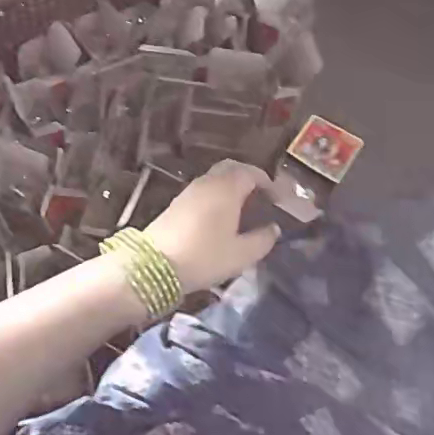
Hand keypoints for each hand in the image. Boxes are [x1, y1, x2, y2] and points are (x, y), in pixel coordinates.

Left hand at [144, 159, 280, 293]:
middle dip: (248, 178)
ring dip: (231, 187)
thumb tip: (273, 228)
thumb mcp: (241, 254)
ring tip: (244, 209)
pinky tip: (221, 217)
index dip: (268, 182)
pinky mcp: (176, 204)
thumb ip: (262, 239)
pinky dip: (217, 196)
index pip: (251, 172)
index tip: (278, 199)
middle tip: (261, 196)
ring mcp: (188, 192)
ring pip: (214, 179)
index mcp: (226, 188)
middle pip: (231, 168)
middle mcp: (206, 183)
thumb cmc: (204, 257)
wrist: (155, 265)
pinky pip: (203, 191)